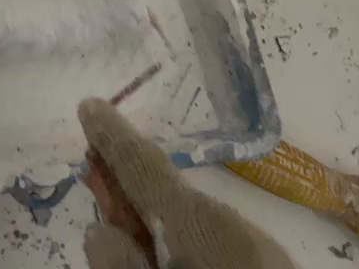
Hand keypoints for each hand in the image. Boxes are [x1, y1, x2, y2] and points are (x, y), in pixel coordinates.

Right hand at [79, 98, 296, 268]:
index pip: (142, 163)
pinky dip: (196, 259)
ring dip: (167, 239)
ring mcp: (269, 257)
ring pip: (200, 231)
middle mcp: (238, 228)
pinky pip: (226, 257)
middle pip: (170, 199)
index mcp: (200, 224)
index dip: (111, 135)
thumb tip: (101, 231)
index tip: (89, 105)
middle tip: (107, 219)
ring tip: (149, 260)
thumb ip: (116, 264)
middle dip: (135, 201)